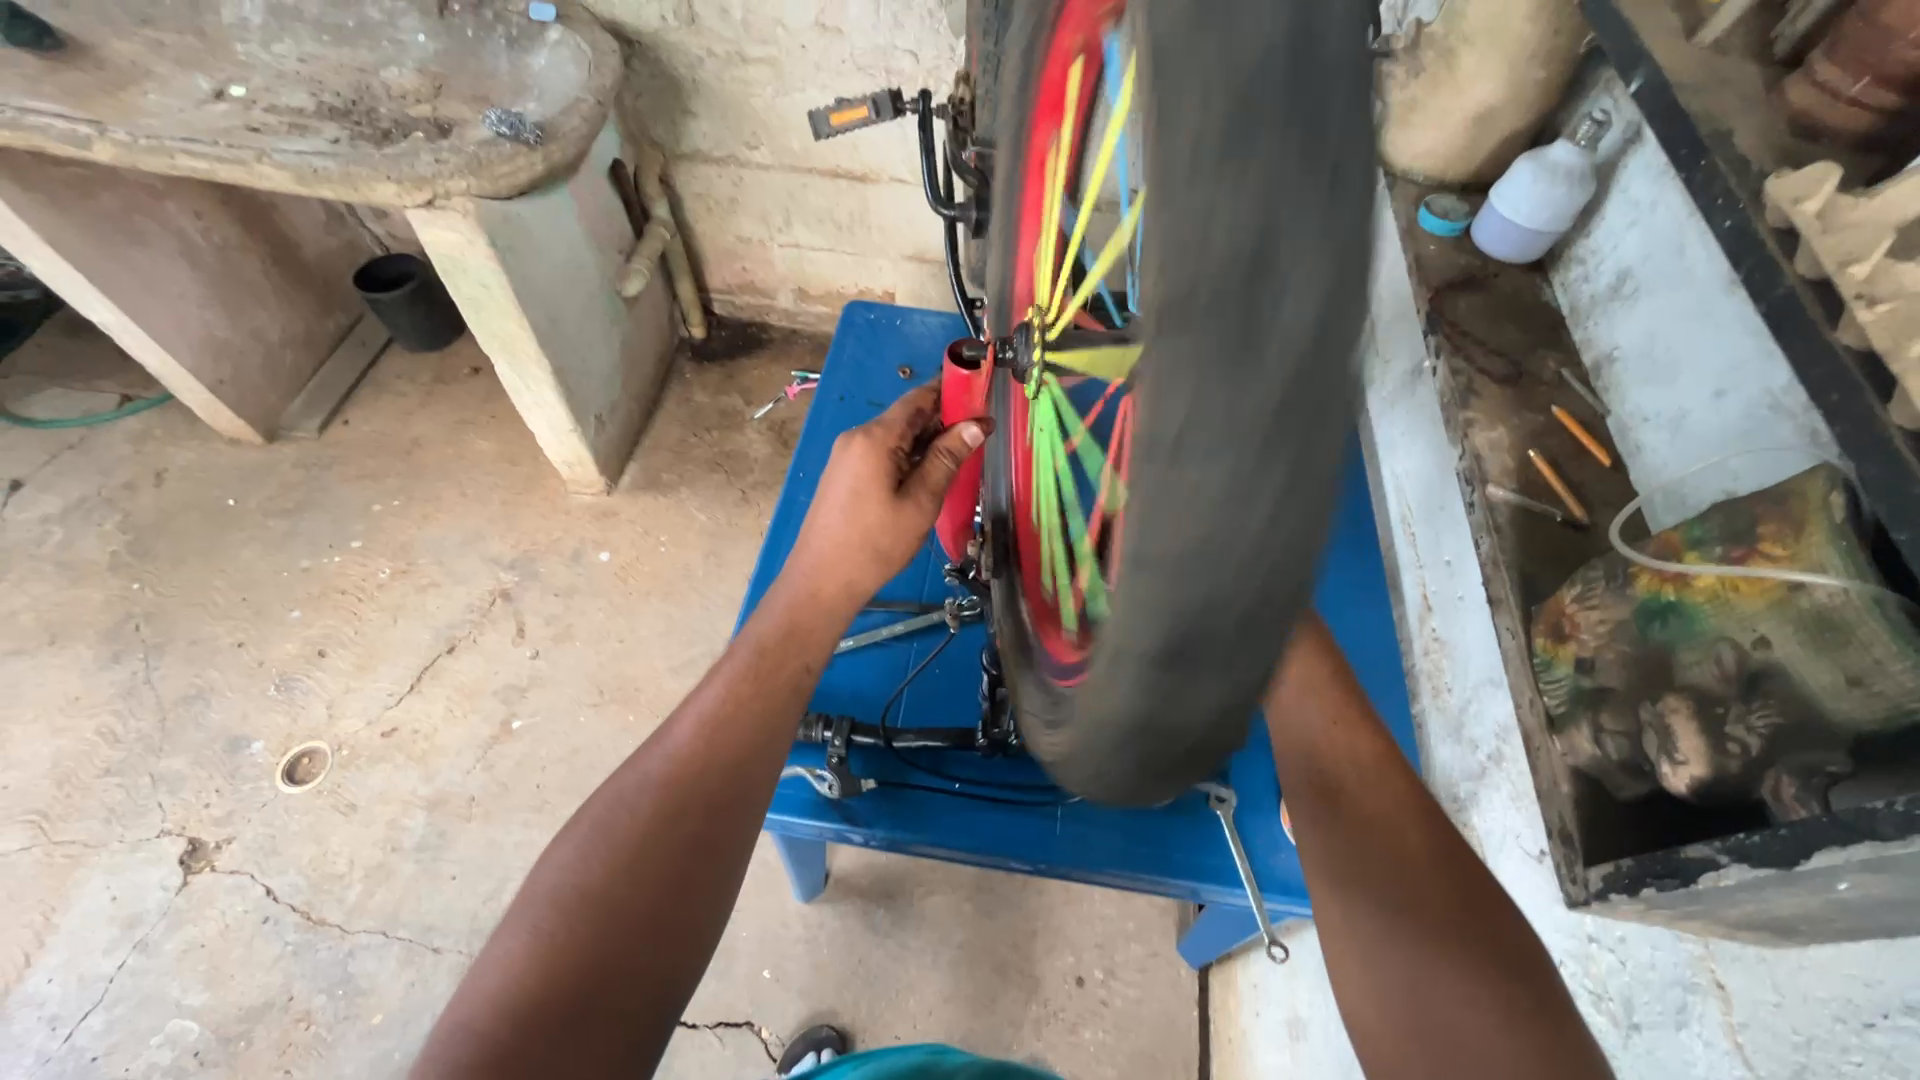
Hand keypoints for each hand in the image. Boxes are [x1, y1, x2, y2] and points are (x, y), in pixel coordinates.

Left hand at [784, 380, 992, 611]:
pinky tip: (929, 477)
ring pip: (896, 437)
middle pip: (907, 416)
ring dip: (928, 443)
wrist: (822, 581)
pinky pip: (882, 454)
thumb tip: (976, 425)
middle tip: (981, 438)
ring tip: (961, 460)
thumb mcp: (920, 502)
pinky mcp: (844, 474)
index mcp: (875, 437)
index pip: (919, 397)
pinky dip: (909, 458)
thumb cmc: (875, 544)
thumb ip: (947, 459)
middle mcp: (857, 437)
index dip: (953, 394)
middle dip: (944, 422)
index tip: (983, 400)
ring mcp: (847, 456)